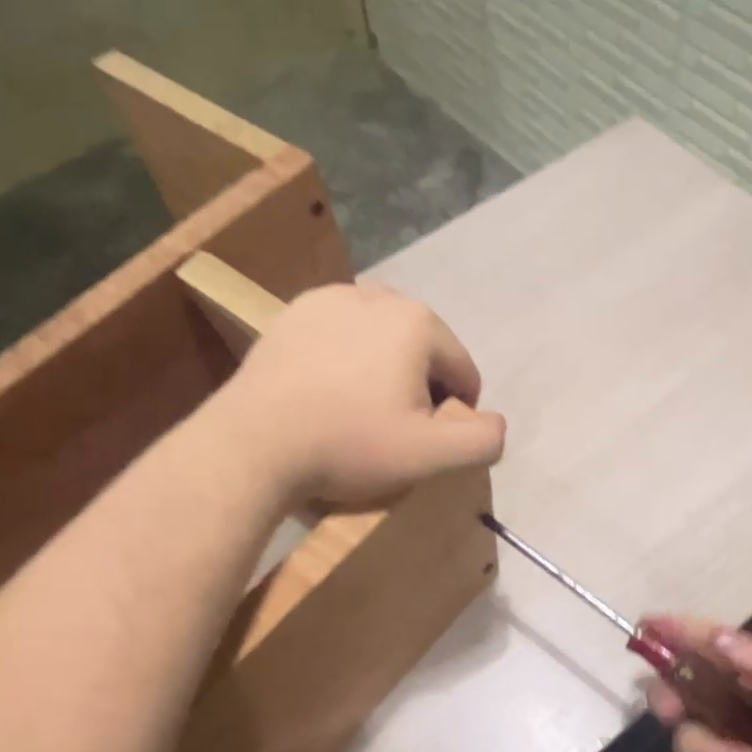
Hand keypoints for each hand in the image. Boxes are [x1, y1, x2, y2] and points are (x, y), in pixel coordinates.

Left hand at [209, 283, 506, 503]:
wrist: (254, 443)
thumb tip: (497, 423)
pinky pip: (340, 335)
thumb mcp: (429, 456)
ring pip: (381, 339)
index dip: (454, 413)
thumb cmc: (349, 445)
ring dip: (383, 371)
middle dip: (418, 387)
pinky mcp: (293, 312)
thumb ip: (482, 440)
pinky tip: (325, 394)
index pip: (462, 371)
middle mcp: (378, 295)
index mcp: (418, 322)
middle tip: (389, 430)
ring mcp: (330, 298)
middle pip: (423, 350)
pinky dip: (344, 360)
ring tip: (356, 412)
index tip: (424, 442)